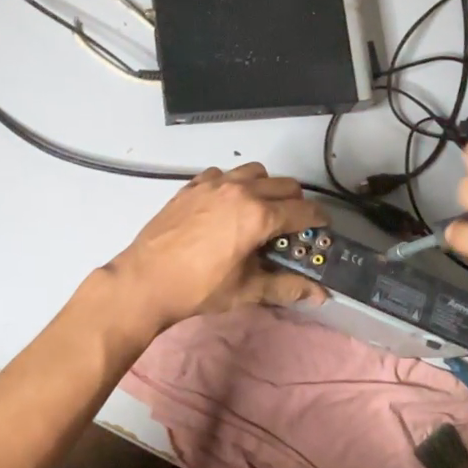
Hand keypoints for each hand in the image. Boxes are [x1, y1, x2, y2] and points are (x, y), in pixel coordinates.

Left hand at [106, 164, 328, 329]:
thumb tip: (321, 295)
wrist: (146, 281)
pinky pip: (223, 174)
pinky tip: (226, 206)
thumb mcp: (248, 290)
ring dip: (266, 187)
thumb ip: (287, 287)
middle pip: (285, 185)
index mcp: (259, 215)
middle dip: (295, 203)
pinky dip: (233, 184)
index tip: (321, 229)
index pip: (304, 211)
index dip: (319, 221)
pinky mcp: (192, 186)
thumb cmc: (199, 288)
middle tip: (291, 227)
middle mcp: (241, 191)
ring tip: (260, 211)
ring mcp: (214, 184)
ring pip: (255, 172)